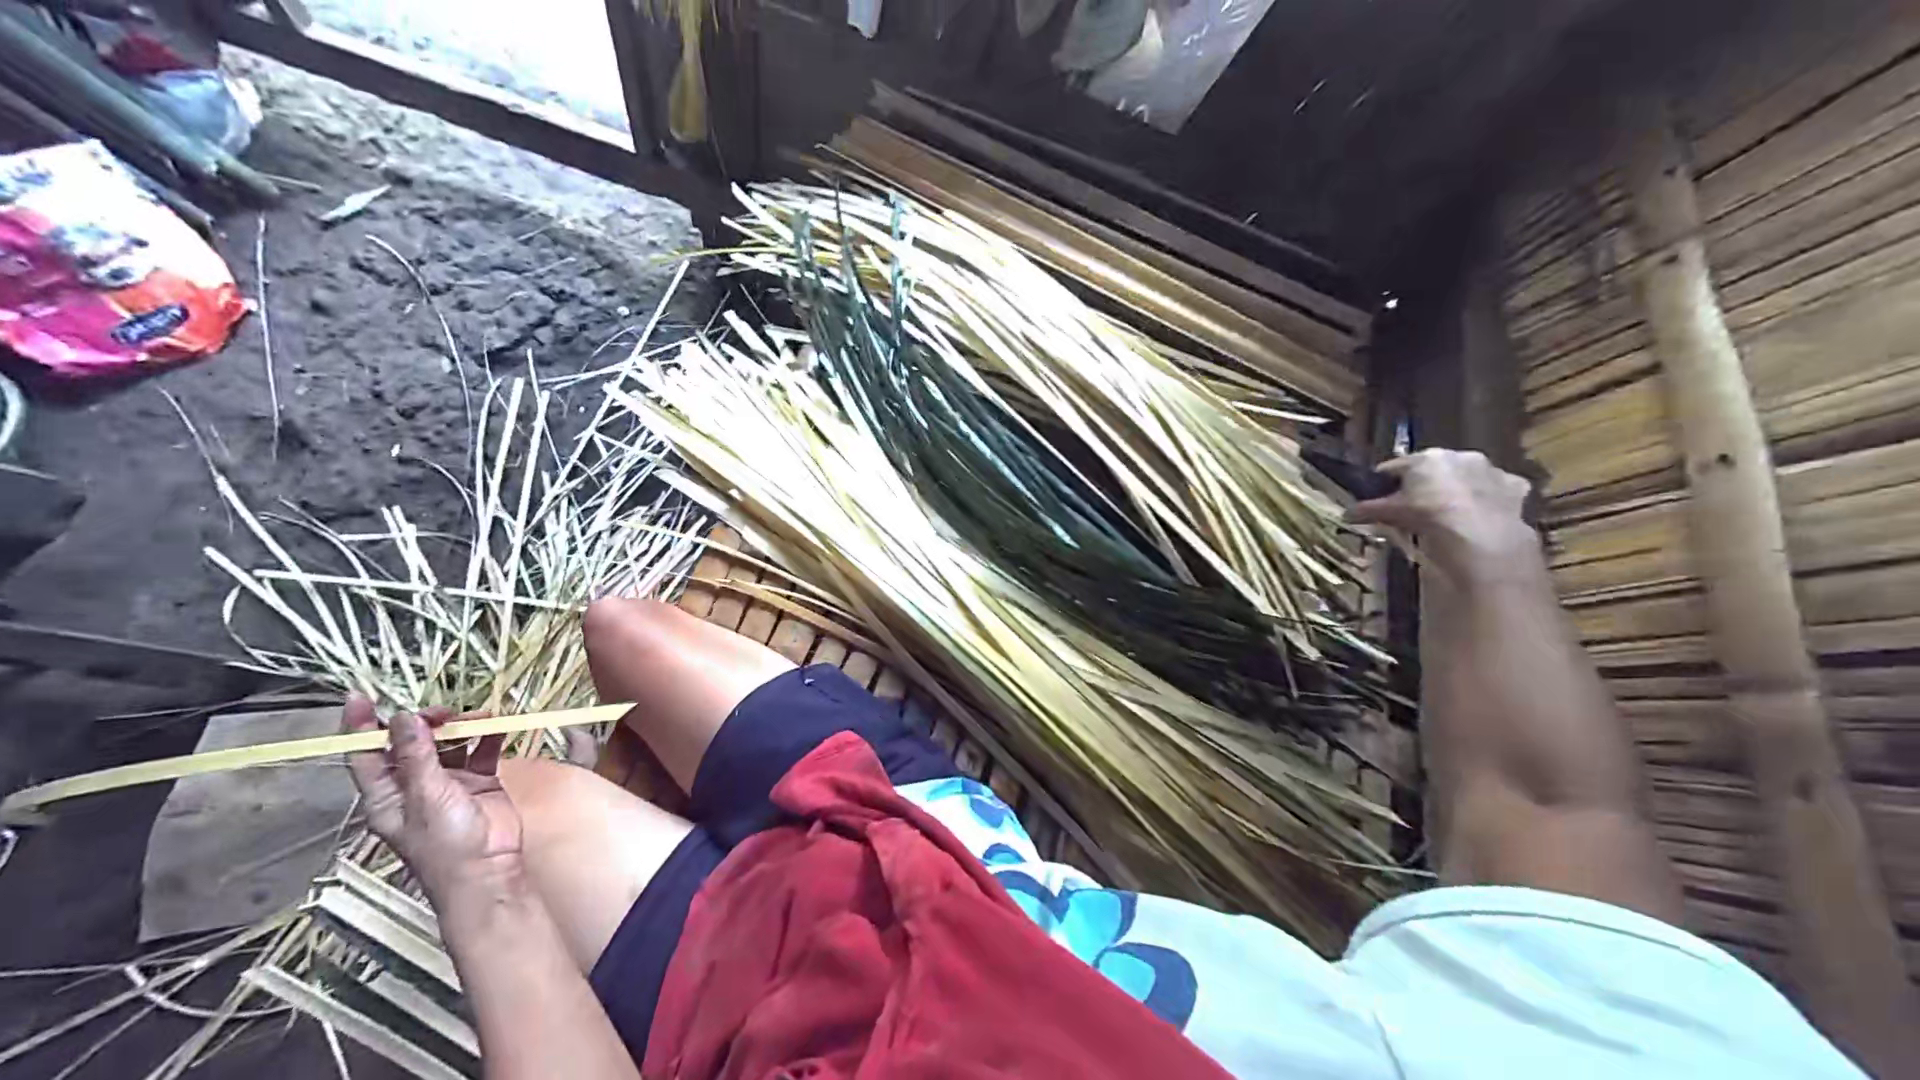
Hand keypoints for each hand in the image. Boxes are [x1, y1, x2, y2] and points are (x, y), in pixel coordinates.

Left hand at [343, 696, 522, 901]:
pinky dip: (490, 737)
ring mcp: (449, 784)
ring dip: (462, 727)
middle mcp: (415, 786)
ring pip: (450, 744)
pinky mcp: (481, 783)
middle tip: (445, 711)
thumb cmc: (446, 843)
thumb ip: (417, 756)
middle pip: (413, 743)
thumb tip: (403, 719)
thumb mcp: (427, 796)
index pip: (367, 754)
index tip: (361, 697)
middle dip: (426, 722)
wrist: (488, 870)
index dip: (361, 726)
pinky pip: (483, 751)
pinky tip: (499, 727)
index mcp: (387, 794)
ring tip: (479, 717)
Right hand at [1348, 449, 1537, 581]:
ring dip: (1458, 491)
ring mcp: (1490, 470)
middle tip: (1414, 509)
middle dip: (1424, 485)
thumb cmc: (1428, 515)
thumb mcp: (1392, 513)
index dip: (1383, 483)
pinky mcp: (1515, 487)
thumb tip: (1345, 513)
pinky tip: (1481, 516)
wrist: (1480, 534)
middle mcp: (1459, 456)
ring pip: (1467, 478)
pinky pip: (1497, 491)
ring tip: (1449, 514)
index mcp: (1426, 458)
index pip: (1395, 467)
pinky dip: (1489, 500)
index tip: (1377, 498)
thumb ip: (1369, 510)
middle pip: (1433, 470)